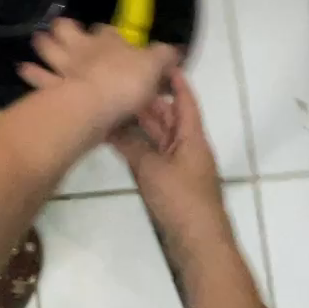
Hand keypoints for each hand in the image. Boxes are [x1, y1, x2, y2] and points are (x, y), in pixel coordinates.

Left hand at [17, 19, 179, 133]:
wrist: (97, 102)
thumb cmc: (128, 82)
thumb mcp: (154, 67)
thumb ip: (163, 57)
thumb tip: (175, 49)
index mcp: (109, 41)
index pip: (107, 31)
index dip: (107, 33)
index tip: (108, 36)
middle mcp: (83, 48)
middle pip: (68, 30)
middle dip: (64, 29)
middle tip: (59, 29)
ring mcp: (65, 65)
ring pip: (49, 48)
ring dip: (43, 44)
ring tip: (37, 39)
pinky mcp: (52, 84)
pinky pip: (39, 77)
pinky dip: (32, 72)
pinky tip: (23, 68)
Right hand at [112, 69, 226, 237]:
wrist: (199, 246)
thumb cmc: (182, 201)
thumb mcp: (151, 168)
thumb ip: (130, 143)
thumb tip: (109, 121)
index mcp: (192, 137)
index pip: (184, 100)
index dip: (174, 80)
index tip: (157, 61)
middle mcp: (187, 147)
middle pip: (167, 116)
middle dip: (147, 100)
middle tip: (120, 81)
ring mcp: (178, 166)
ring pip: (157, 135)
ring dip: (139, 123)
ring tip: (113, 104)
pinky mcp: (169, 182)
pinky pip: (151, 153)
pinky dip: (137, 144)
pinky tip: (116, 137)